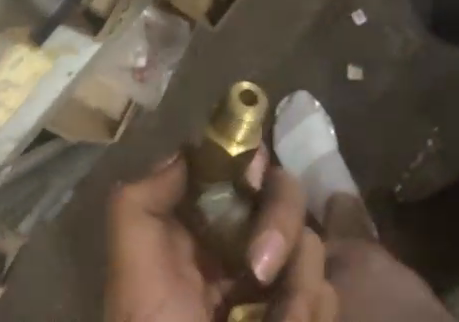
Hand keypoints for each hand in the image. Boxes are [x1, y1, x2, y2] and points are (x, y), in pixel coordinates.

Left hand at [106, 150, 336, 321]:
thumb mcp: (131, 277)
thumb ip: (140, 205)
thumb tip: (185, 152)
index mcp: (198, 227)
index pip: (238, 168)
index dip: (250, 163)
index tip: (251, 177)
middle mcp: (238, 244)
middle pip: (284, 192)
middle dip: (280, 223)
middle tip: (261, 270)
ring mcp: (273, 282)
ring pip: (311, 242)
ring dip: (299, 283)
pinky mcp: (300, 313)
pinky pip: (327, 292)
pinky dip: (312, 309)